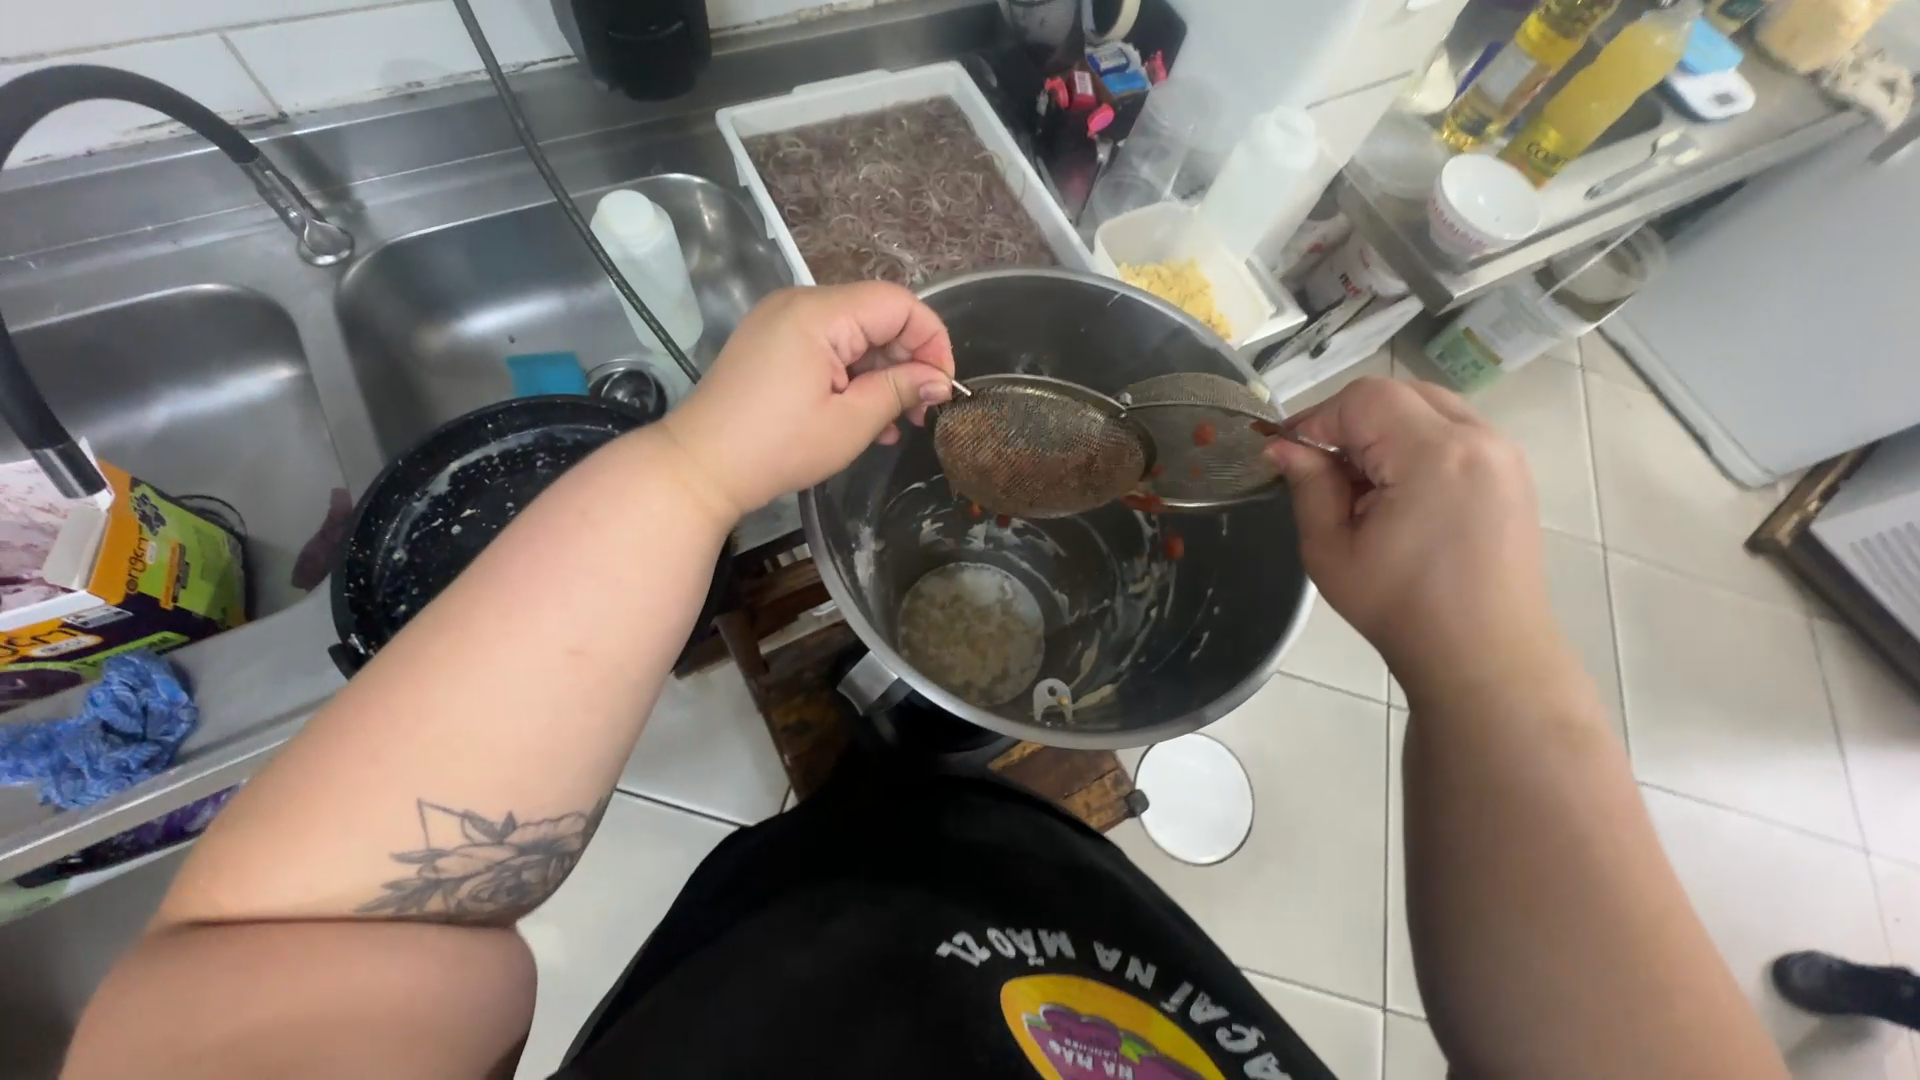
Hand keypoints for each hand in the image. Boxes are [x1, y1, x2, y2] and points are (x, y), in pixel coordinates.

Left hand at [659, 283, 955, 518]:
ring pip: (855, 335)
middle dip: (908, 361)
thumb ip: (900, 390)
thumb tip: (940, 380)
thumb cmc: (778, 447)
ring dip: (882, 374)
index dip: (931, 341)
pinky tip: (866, 417)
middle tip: (922, 412)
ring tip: (897, 423)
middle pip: (877, 316)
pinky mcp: (773, 343)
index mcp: (819, 313)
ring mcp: (782, 322)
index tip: (942, 388)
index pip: (898, 304)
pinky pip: (828, 348)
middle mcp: (800, 303)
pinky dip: (852, 376)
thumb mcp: (850, 422)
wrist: (700, 467)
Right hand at [1264, 377, 1566, 698]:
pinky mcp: (1512, 472)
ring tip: (1360, 483)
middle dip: (1349, 419)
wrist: (1484, 654)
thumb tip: (1281, 446)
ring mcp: (1503, 454)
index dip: (1318, 418)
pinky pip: (1454, 430)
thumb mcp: (1331, 550)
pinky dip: (1415, 442)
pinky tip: (1397, 491)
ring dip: (1383, 429)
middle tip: (1321, 466)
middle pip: (1398, 393)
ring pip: (1428, 406)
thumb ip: (1308, 486)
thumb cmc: (1399, 608)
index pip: (1364, 399)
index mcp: (1434, 456)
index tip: (1290, 454)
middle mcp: (1478, 440)